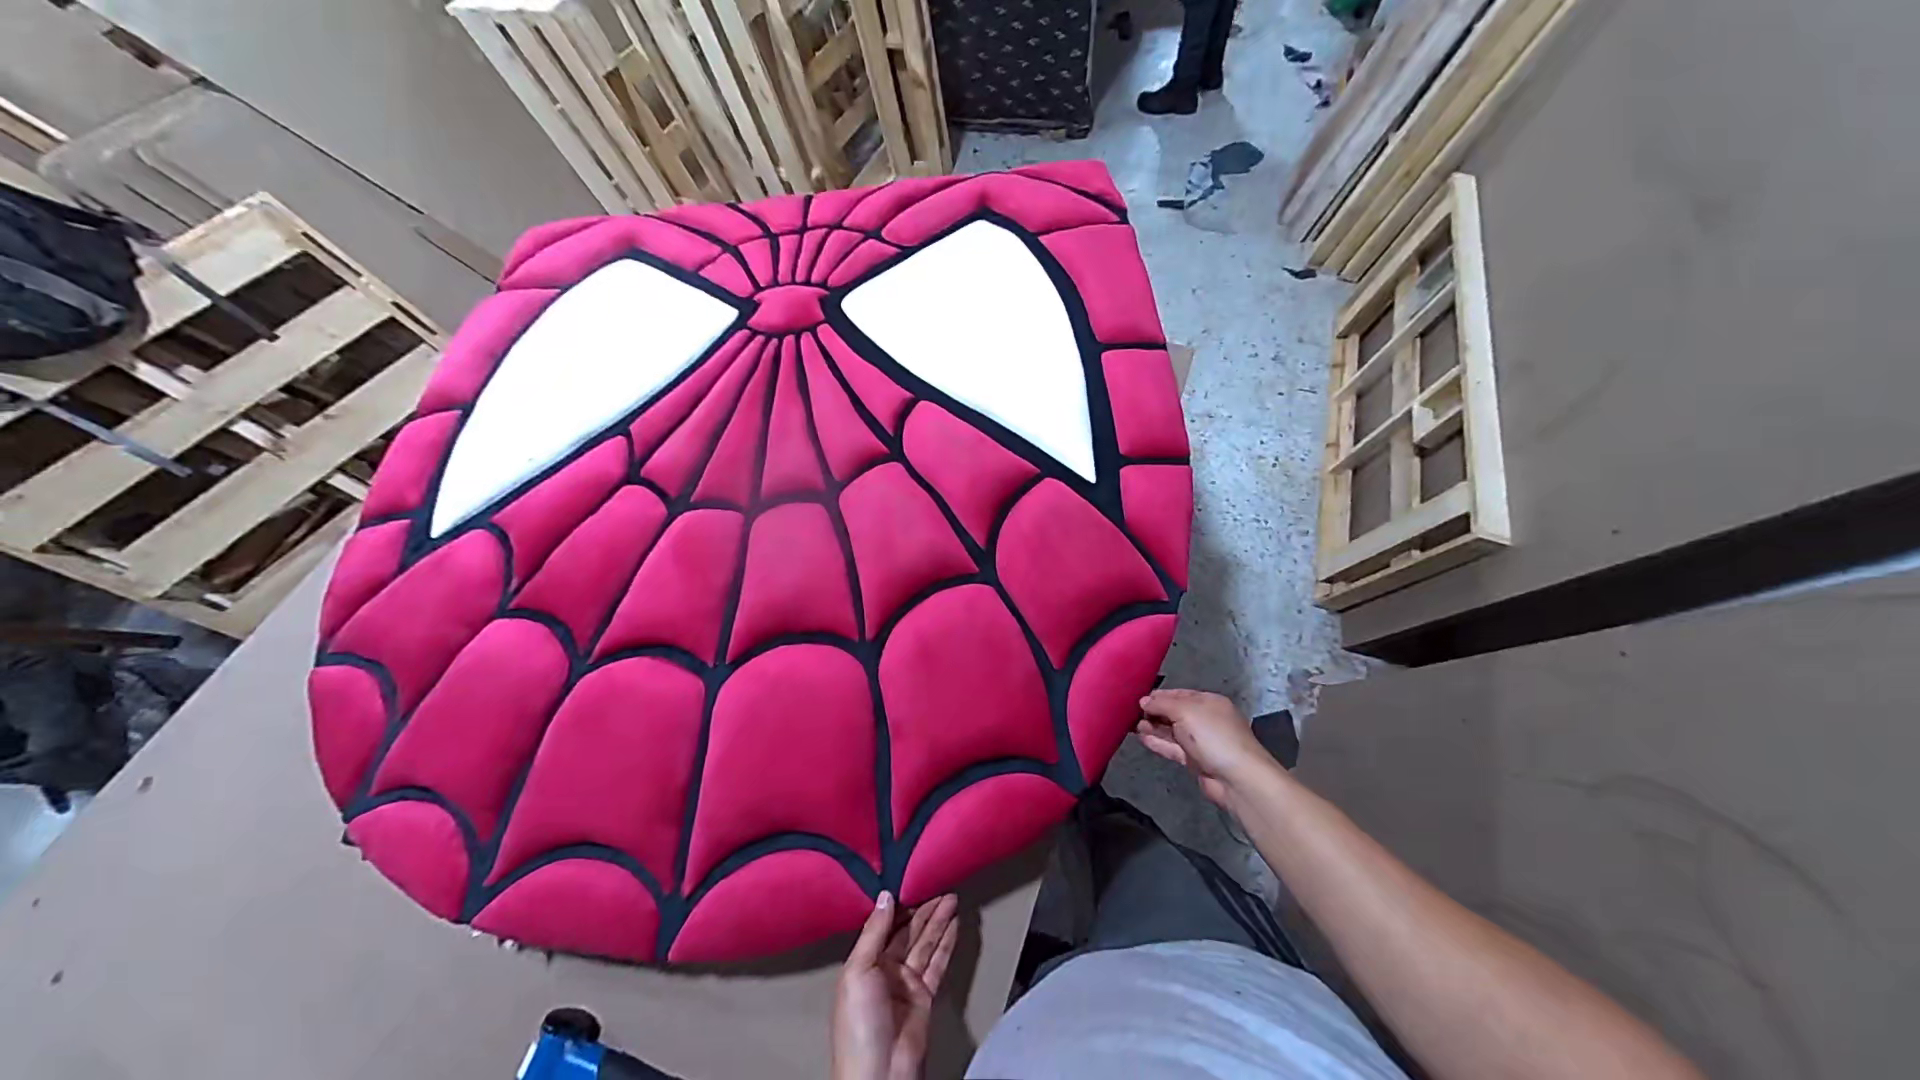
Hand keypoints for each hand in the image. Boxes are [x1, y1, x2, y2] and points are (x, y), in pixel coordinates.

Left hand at [831, 892, 958, 1079]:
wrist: (880, 1075)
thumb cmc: (859, 1030)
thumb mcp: (858, 972)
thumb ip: (874, 933)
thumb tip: (885, 898)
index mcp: (863, 964)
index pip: (883, 925)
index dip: (898, 904)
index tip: (911, 881)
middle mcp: (884, 970)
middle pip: (908, 931)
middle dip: (923, 908)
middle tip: (938, 884)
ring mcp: (906, 984)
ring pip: (925, 943)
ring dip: (938, 920)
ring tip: (950, 897)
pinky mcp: (924, 996)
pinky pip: (937, 962)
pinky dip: (946, 942)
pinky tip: (953, 925)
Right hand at [1135, 688, 1276, 806]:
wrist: (1236, 778)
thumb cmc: (1213, 736)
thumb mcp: (1185, 711)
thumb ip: (1162, 704)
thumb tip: (1144, 701)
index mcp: (1209, 702)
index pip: (1179, 694)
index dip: (1159, 696)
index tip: (1137, 699)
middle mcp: (1205, 719)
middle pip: (1174, 712)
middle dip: (1154, 712)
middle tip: (1131, 713)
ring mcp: (1200, 741)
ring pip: (1172, 731)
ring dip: (1153, 727)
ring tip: (1132, 725)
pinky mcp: (1195, 760)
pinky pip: (1173, 748)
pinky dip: (1158, 742)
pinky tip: (1142, 738)